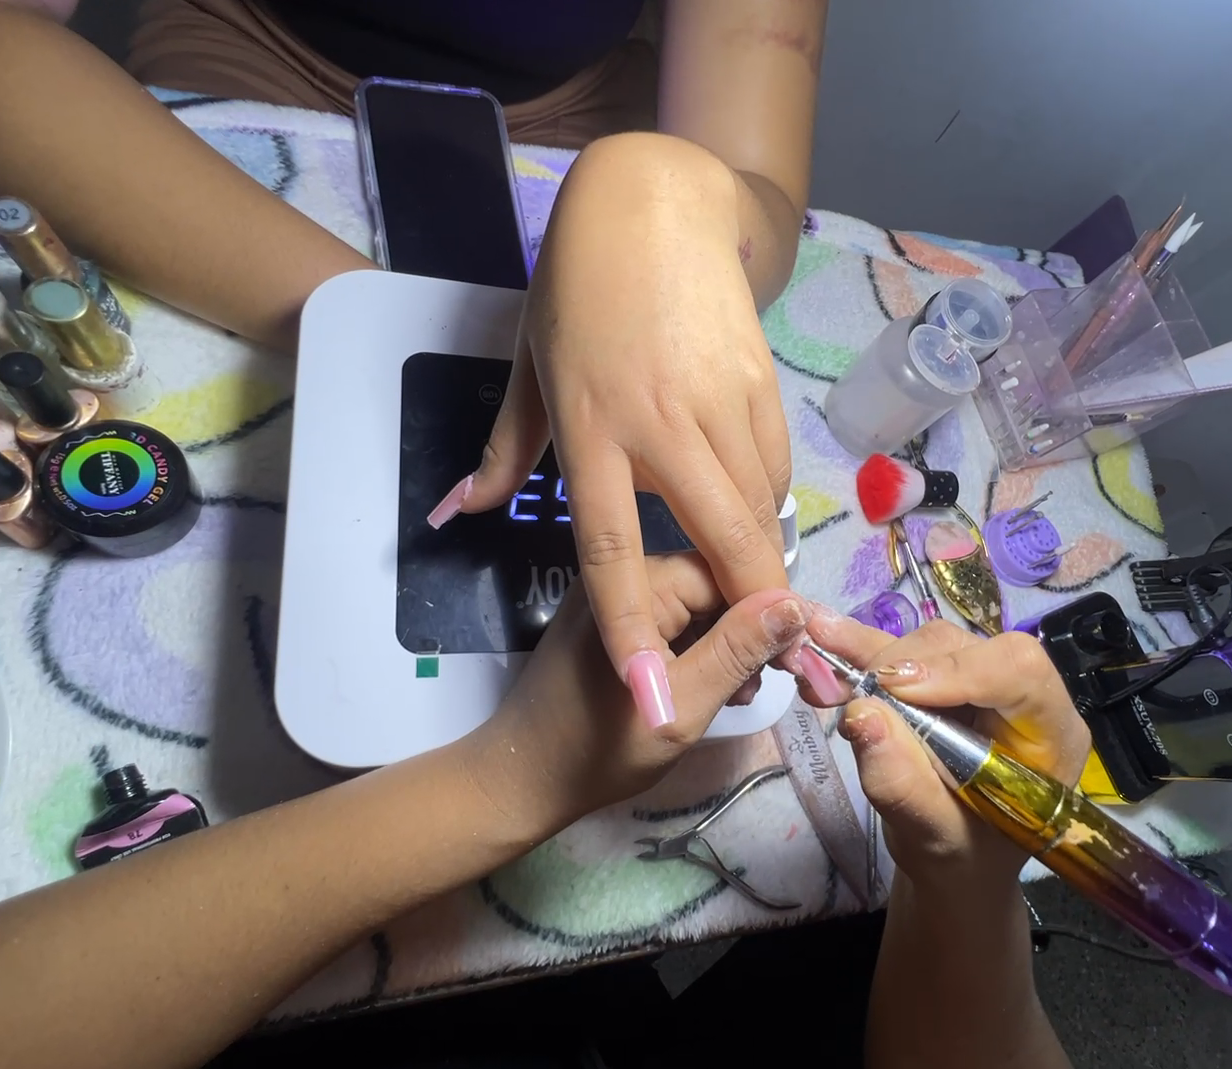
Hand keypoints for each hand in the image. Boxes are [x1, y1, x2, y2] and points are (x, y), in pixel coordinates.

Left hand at [436, 134, 792, 729]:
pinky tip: (753, 504)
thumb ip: (502, 451)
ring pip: (760, 506)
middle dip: (751, 607)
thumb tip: (456, 512)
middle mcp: (662, 428)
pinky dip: (767, 498)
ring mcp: (720, 404)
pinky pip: (774, 464)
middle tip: (761, 650)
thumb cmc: (577, 291)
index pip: (613, 554)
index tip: (654, 700)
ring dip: (761, 553)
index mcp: (592, 432)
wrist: (654, 206)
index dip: (632, 635)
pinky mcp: (762, 383)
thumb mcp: (529, 366)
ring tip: (756, 583)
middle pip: (721, 540)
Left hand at [461, 554, 805, 830]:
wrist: (520, 781)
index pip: (723, 568)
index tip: (792, 659)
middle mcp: (621, 571)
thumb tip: (795, 602)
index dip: (766, 612)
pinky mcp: (610, 619)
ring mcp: (613, 594)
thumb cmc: (599, 752)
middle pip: (711, 582)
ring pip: (696, 602)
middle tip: (761, 686)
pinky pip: (671, 618)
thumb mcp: (681, 706)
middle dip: (746, 631)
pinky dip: (698, 649)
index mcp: (634, 580)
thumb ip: (737, 651)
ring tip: (737, 694)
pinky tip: (710, 686)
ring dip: (726, 644)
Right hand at [800, 613, 1091, 893]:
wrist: (954, 858)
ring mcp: (973, 677)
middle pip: (964, 647)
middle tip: (853, 698)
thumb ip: (904, 784)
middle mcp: (1016, 693)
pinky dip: (855, 646)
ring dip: (873, 658)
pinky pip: (895, 647)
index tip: (897, 691)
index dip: (957, 669)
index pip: (1019, 670)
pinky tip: (821, 634)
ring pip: (925, 641)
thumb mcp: (937, 836)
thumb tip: (861, 715)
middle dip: (903, 667)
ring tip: (826, 684)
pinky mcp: (934, 673)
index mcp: (1046, 732)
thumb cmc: (963, 854)